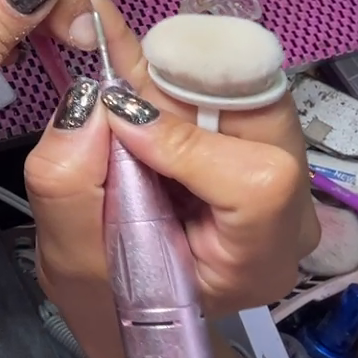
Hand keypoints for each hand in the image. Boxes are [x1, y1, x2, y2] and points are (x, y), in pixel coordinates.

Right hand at [21, 0, 316, 357]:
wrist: (128, 298)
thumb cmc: (106, 292)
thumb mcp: (69, 253)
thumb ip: (68, 181)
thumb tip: (88, 100)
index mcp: (256, 261)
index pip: (257, 183)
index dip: (184, 140)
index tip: (114, 118)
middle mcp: (289, 213)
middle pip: (261, 117)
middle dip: (183, 82)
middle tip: (117, 81)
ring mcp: (279, 172)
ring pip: (243, 88)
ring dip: (174, 71)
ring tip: (118, 76)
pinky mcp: (254, 143)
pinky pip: (225, 86)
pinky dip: (171, 68)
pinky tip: (127, 60)